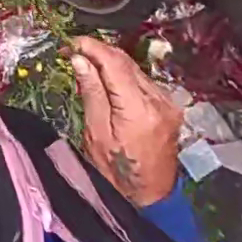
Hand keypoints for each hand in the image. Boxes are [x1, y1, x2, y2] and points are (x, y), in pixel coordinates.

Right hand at [73, 37, 182, 205]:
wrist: (150, 199)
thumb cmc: (117, 173)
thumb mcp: (96, 133)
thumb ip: (91, 93)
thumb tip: (81, 60)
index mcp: (140, 109)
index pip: (115, 64)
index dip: (93, 47)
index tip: (72, 43)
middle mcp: (159, 100)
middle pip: (126, 62)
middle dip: (99, 52)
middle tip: (74, 52)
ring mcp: (168, 102)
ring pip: (135, 68)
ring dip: (110, 62)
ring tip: (87, 64)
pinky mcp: (169, 105)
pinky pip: (142, 81)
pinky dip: (123, 75)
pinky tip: (107, 80)